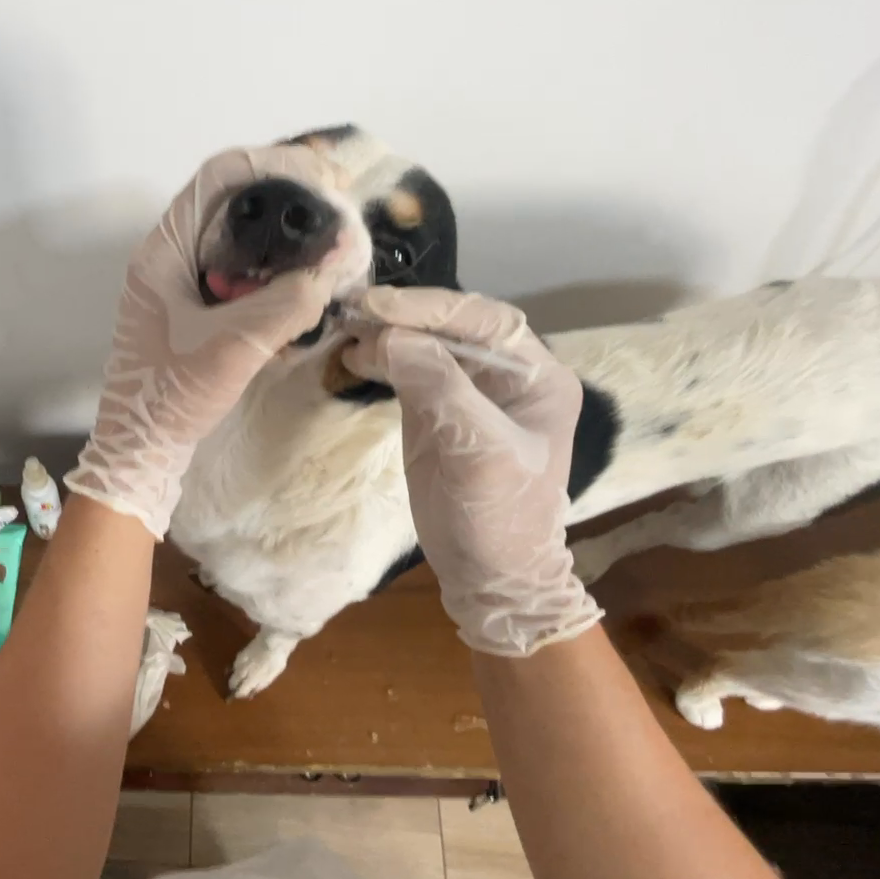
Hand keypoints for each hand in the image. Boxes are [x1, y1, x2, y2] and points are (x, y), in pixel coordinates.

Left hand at [63, 146, 339, 537]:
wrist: (139, 449)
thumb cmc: (172, 396)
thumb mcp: (236, 346)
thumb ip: (292, 301)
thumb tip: (344, 256)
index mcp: (164, 249)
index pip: (222, 174)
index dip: (280, 165)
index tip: (330, 184)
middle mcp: (168, 255)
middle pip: (234, 201)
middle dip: (290, 202)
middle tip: (338, 218)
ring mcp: (177, 283)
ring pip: (238, 239)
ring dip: (284, 242)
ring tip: (329, 253)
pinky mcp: (190, 309)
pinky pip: (235, 274)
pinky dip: (271, 276)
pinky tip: (301, 293)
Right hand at [341, 288, 601, 655]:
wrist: (489, 572)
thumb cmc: (499, 516)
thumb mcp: (480, 453)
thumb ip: (442, 390)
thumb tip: (393, 339)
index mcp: (535, 375)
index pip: (483, 322)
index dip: (430, 308)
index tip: (378, 306)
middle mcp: (503, 375)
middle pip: (451, 327)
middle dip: (403, 316)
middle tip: (352, 310)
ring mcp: (466, 393)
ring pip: (424, 346)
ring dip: (385, 335)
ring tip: (344, 330)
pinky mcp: (433, 413)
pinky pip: (407, 373)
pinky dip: (379, 362)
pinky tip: (352, 357)